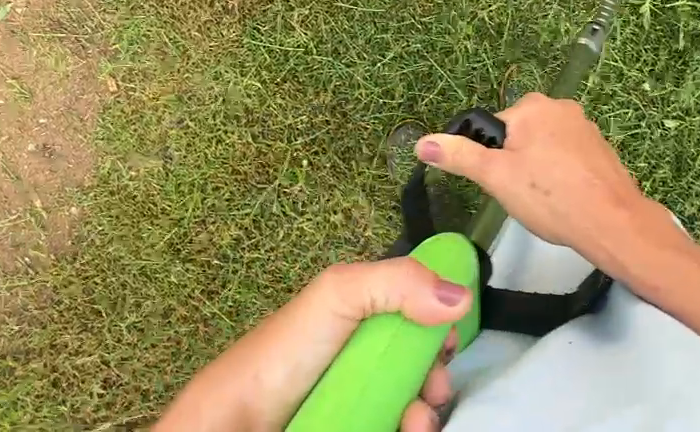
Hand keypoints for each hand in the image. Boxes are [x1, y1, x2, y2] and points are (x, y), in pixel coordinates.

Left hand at [154, 257, 469, 431]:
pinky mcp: (360, 426)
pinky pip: (395, 426)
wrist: (238, 424)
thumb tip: (462, 295)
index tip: (446, 344)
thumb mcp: (338, 294)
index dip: (438, 329)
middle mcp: (366, 358)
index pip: (418, 316)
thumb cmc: (286, 351)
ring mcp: (362, 401)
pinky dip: (409, 429)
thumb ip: (396, 282)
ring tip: (414, 419)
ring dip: (426, 414)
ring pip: (413, 406)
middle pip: (422, 366)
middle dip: (436, 377)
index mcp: (364, 316)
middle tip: (431, 388)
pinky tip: (405, 429)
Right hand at [416, 92, 669, 264]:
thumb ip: (459, 156)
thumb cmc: (550, 197)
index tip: (503, 184)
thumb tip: (422, 142)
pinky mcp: (602, 149)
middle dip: (516, 164)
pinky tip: (566, 200)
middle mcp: (560, 106)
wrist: (614, 224)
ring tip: (546, 201)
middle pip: (520, 136)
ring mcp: (585, 127)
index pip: (495, 129)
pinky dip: (563, 176)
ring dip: (540, 170)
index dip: (493, 160)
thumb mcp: (496, 177)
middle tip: (523, 195)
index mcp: (533, 106)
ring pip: (545, 148)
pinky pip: (569, 158)